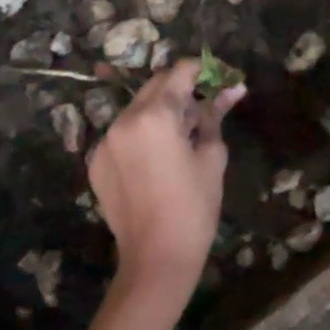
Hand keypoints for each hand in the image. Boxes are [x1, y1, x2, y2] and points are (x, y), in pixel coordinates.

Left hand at [88, 60, 246, 289]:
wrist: (156, 260)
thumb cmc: (194, 208)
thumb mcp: (211, 157)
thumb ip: (214, 116)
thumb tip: (233, 89)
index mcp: (155, 115)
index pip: (179, 73)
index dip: (202, 70)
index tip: (219, 77)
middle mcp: (123, 120)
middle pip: (155, 86)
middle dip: (181, 89)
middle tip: (205, 106)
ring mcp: (105, 142)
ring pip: (137, 108)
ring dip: (161, 111)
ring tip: (184, 134)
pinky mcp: (96, 163)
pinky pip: (122, 134)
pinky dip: (142, 134)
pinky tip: (159, 157)